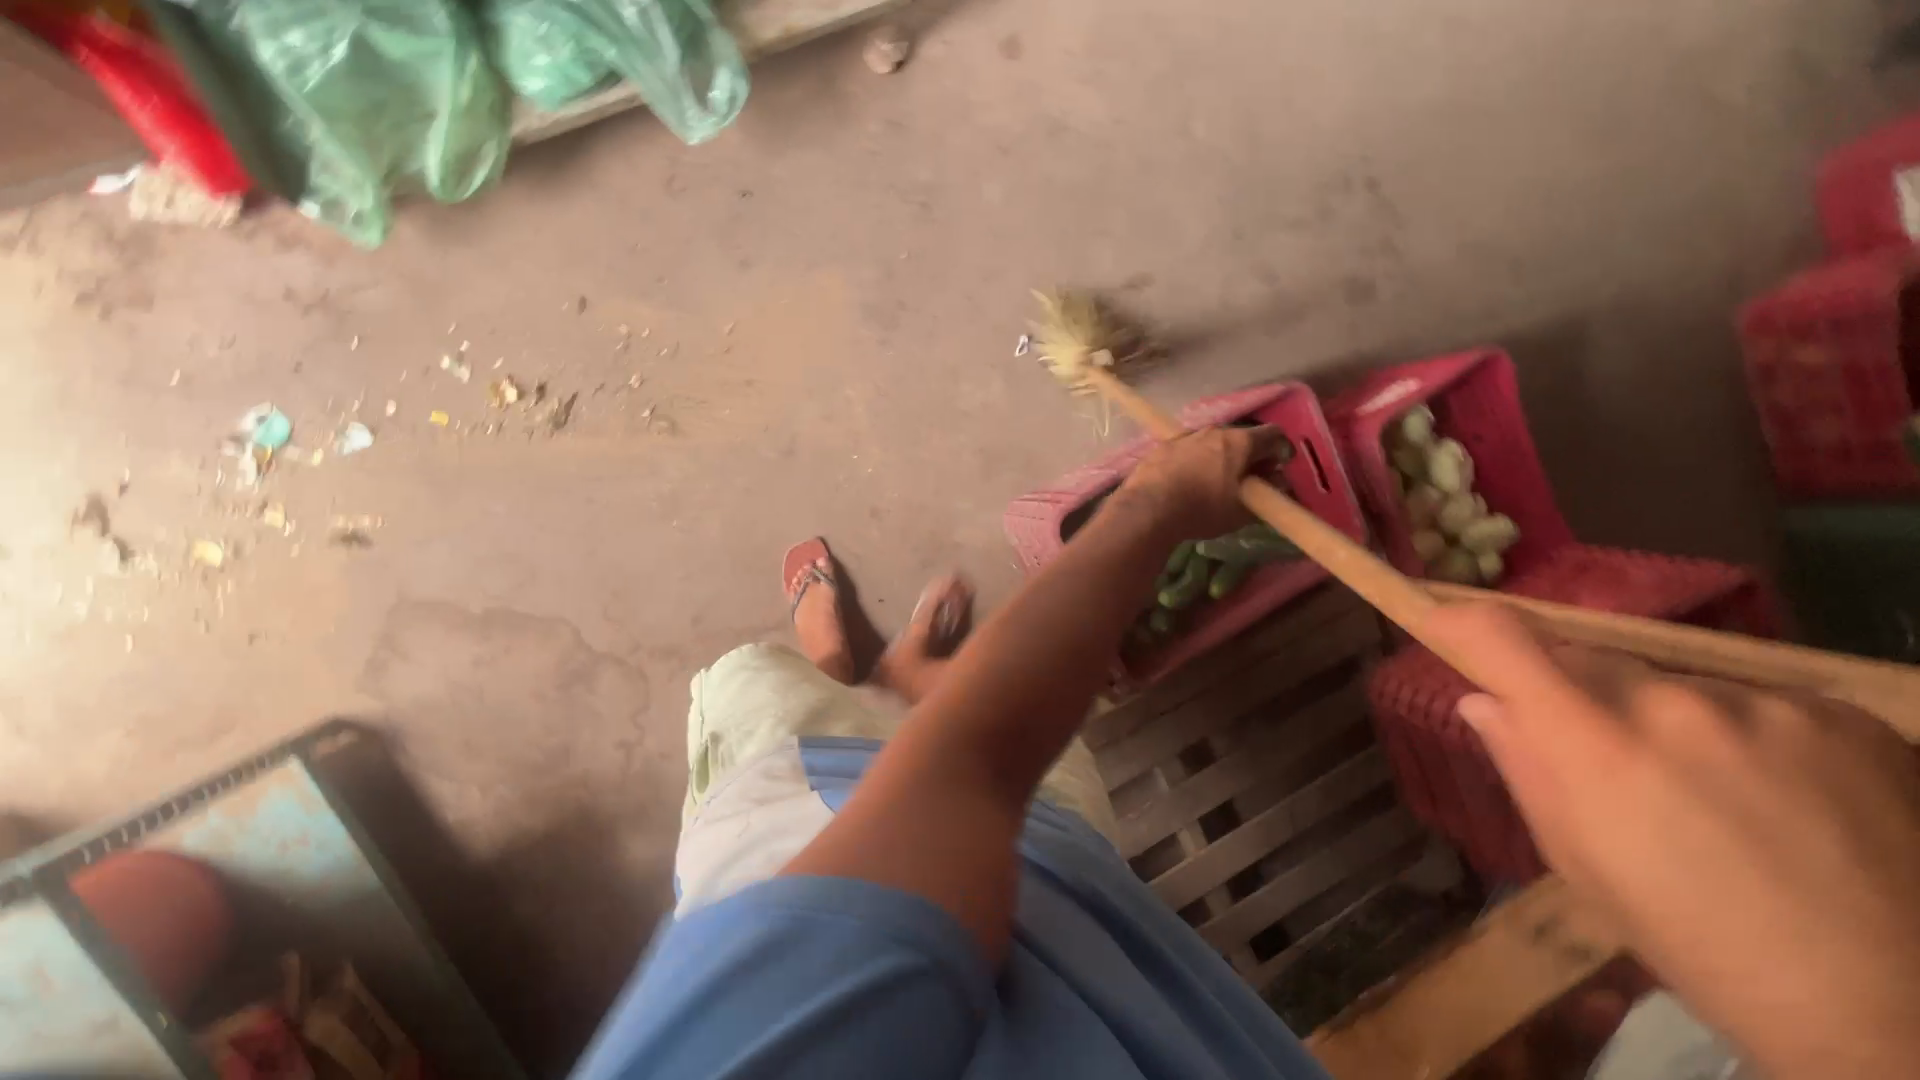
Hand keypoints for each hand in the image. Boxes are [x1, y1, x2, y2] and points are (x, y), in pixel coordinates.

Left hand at [1111, 425, 1287, 540]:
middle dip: (1248, 455)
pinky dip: (1194, 461)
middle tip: (1247, 479)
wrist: (1147, 509)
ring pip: (1211, 442)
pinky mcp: (1162, 446)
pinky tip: (1187, 481)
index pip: (1273, 434)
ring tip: (1214, 481)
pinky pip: (1187, 450)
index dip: (1280, 450)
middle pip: (1240, 437)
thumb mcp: (1243, 511)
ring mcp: (1185, 436)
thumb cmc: (1203, 509)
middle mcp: (1213, 431)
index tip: (1277, 468)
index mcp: (1240, 441)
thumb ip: (1267, 495)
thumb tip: (1279, 483)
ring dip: (1218, 457)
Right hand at [1427, 603, 1919, 1079]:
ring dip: (1677, 724)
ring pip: (1683, 689)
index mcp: (1596, 746)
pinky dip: (1755, 739)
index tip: (1446, 622)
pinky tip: (1792, 802)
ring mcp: (1769, 703)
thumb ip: (1527, 770)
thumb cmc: (1700, 947)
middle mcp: (1675, 703)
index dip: (1464, 623)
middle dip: (1584, 698)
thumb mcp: (1583, 867)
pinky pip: (1763, 705)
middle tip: (1615, 767)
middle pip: (1595, 663)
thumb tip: (1485, 703)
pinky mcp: (1848, 713)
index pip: (1506, 642)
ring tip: (1726, 802)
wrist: (1898, 1010)